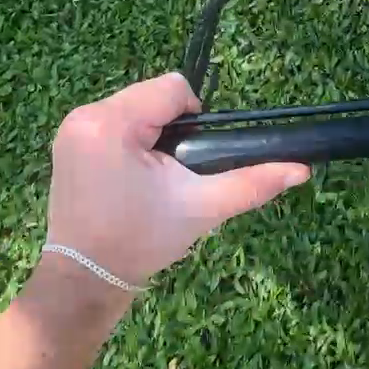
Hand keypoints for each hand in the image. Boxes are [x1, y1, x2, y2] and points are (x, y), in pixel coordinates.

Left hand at [42, 73, 309, 286]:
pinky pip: (114, 117)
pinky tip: (130, 173)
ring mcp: (71, 127)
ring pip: (135, 102)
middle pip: (153, 92)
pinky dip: (131, 135)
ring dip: (152, 128)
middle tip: (169, 172)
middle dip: (170, 124)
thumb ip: (252, 182)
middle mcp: (85, 115)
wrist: (86, 281)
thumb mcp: (202, 207)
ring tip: (151, 174)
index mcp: (112, 124)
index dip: (192, 118)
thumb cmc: (143, 241)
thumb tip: (302, 169)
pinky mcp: (67, 138)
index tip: (186, 159)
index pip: (173, 87)